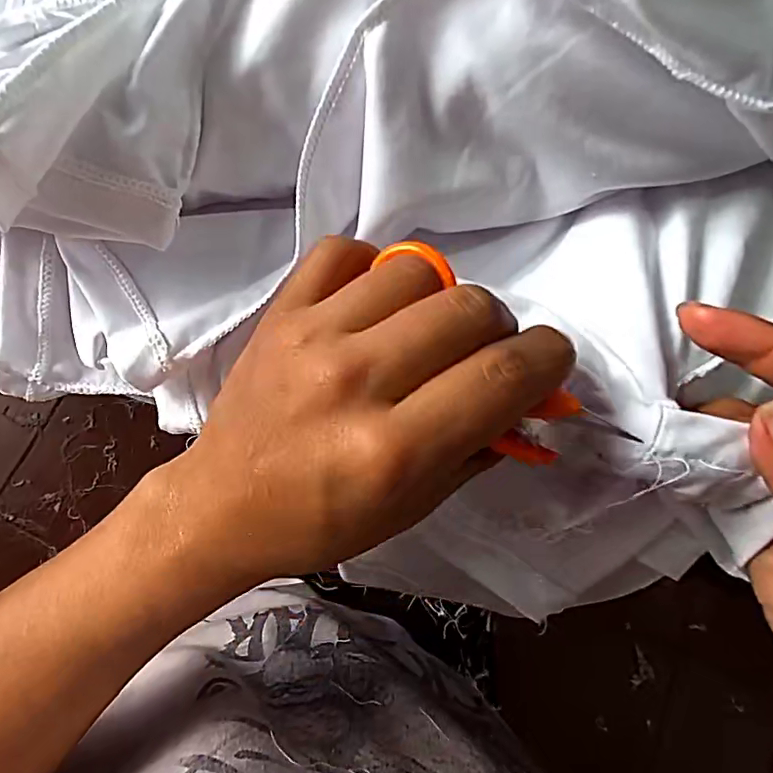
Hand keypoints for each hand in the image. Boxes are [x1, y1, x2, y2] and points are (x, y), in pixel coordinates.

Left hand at [143, 236, 575, 581]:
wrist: (222, 506)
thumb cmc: (326, 521)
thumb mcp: (419, 503)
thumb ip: (486, 443)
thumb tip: (538, 396)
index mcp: (393, 450)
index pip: (503, 374)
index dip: (549, 357)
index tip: (549, 359)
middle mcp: (354, 382)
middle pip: (471, 309)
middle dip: (501, 328)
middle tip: (484, 353)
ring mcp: (311, 337)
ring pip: (418, 270)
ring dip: (443, 297)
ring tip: (427, 329)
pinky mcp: (280, 311)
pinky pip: (346, 251)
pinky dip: (375, 268)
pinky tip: (376, 304)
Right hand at [679, 303, 772, 772]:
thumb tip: (772, 415)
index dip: (770, 348)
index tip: (707, 321)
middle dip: (728, 376)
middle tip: (667, 355)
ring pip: (747, 443)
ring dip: (705, 429)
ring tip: (660, 413)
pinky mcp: (769, 532)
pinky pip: (727, 489)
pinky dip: (697, 472)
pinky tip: (673, 458)